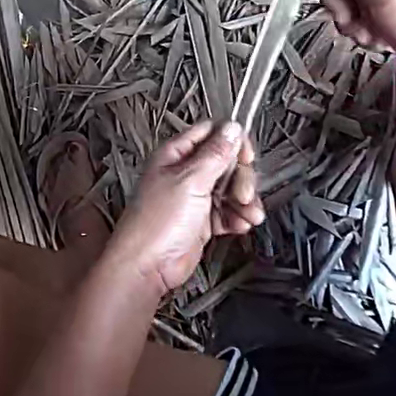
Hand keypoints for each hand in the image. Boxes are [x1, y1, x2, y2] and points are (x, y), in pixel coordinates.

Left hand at [107, 121, 263, 297]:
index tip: (245, 156)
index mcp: (176, 155)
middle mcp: (185, 173)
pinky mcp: (201, 219)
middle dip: (241, 178)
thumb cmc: (154, 224)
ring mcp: (194, 197)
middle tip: (243, 193)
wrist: (147, 267)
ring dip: (244, 201)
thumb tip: (232, 129)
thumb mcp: (190, 181)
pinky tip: (241, 224)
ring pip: (230, 188)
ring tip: (248, 213)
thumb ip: (215, 154)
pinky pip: (228, 211)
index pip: (211, 134)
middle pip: (226, 162)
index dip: (232, 141)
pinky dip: (238, 217)